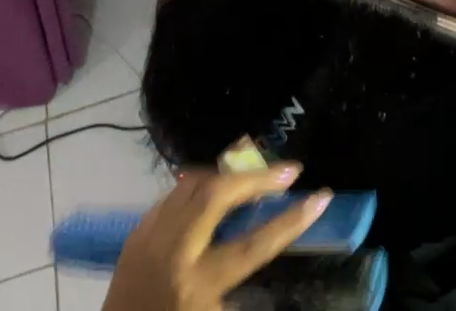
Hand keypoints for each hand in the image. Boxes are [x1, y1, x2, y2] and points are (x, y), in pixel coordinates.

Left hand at [102, 166, 333, 310]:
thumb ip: (238, 279)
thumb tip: (261, 236)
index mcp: (198, 284)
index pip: (253, 245)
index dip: (290, 221)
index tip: (319, 197)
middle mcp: (174, 252)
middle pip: (217, 194)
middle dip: (257, 177)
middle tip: (288, 170)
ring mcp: (151, 236)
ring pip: (193, 184)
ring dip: (229, 175)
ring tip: (257, 175)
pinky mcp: (136, 230)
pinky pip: (174, 194)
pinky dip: (200, 185)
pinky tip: (217, 189)